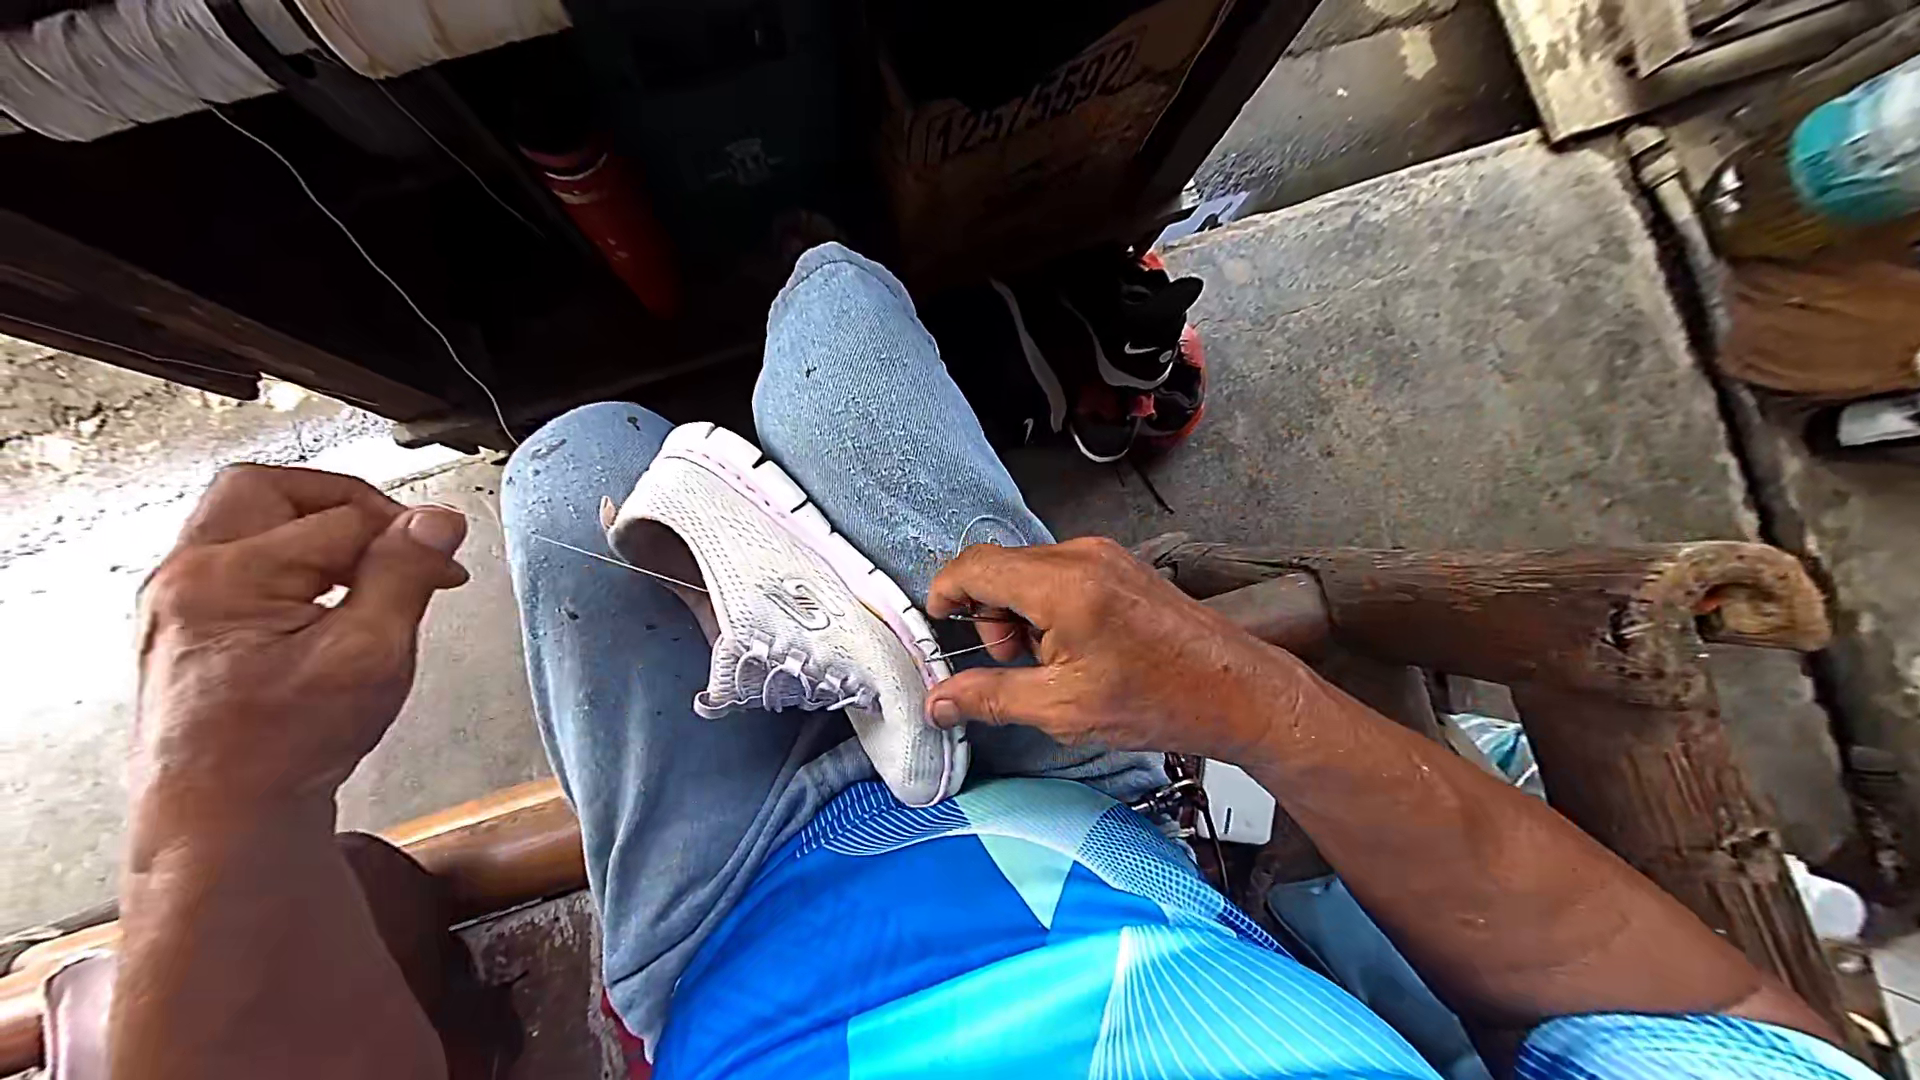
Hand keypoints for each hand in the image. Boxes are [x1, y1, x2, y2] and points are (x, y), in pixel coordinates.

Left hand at [134, 465, 468, 830]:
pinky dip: (315, 561)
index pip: (342, 518)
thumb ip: (405, 574)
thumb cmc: (287, 743)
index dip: (407, 534)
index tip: (447, 560)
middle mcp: (191, 578)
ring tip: (387, 572)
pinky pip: (258, 558)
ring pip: (261, 520)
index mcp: (227, 577)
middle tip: (401, 535)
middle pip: (270, 489)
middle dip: (350, 503)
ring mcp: (187, 599)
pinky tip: (352, 594)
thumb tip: (437, 520)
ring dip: (334, 533)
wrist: (228, 812)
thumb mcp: (372, 652)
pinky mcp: (202, 621)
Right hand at [923, 537, 1308, 763]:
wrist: (1237, 691)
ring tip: (1050, 658)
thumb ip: (990, 697)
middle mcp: (1081, 556)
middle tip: (1013, 660)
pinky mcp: (1116, 563)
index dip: (945, 593)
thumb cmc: (1162, 698)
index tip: (942, 624)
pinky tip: (1073, 644)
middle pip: (998, 567)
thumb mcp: (1063, 708)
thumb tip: (941, 699)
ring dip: (1018, 612)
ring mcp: (1103, 555)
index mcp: (1063, 586)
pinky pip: (1057, 573)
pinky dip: (1046, 605)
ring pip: (1026, 571)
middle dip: (988, 614)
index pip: (974, 566)